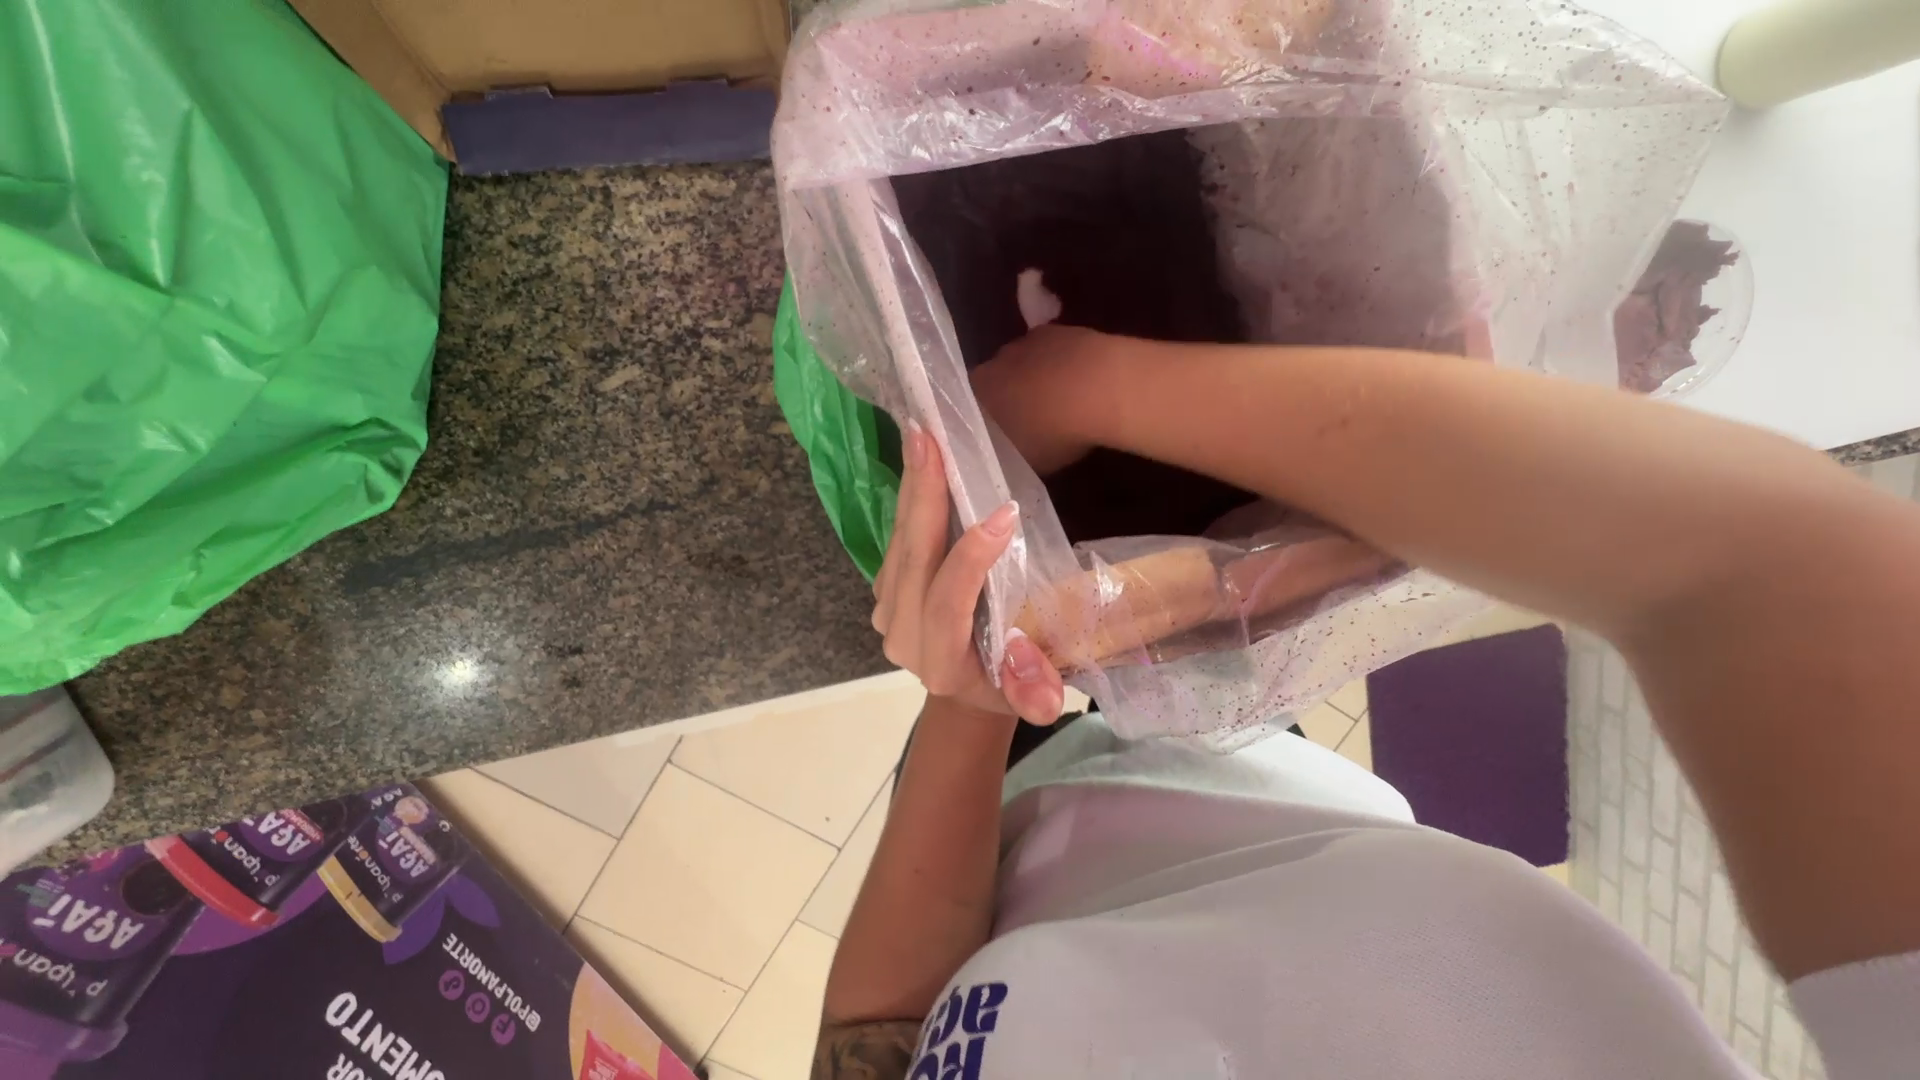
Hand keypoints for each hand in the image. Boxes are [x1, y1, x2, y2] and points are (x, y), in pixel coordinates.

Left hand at [872, 422, 1065, 725]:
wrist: (967, 690)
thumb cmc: (1008, 684)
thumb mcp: (1033, 696)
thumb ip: (1036, 692)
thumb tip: (1029, 659)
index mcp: (941, 663)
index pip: (946, 606)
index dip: (970, 562)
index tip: (1005, 515)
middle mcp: (903, 637)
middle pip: (912, 564)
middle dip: (924, 501)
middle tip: (930, 442)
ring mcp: (888, 610)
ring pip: (899, 544)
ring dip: (912, 488)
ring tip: (921, 437)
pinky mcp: (885, 588)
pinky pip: (896, 539)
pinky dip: (910, 496)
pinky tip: (920, 457)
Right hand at [968, 324, 1114, 475]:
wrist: (1100, 388)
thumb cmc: (1053, 432)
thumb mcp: (1023, 459)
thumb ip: (1007, 452)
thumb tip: (1007, 451)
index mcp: (979, 391)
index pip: (973, 408)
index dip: (989, 422)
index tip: (1005, 437)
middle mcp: (996, 360)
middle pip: (999, 381)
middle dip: (1012, 398)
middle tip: (1032, 422)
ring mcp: (1029, 340)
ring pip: (1027, 364)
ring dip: (1038, 379)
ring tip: (1061, 404)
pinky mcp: (1061, 330)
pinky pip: (1054, 352)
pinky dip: (1062, 366)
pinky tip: (1080, 385)